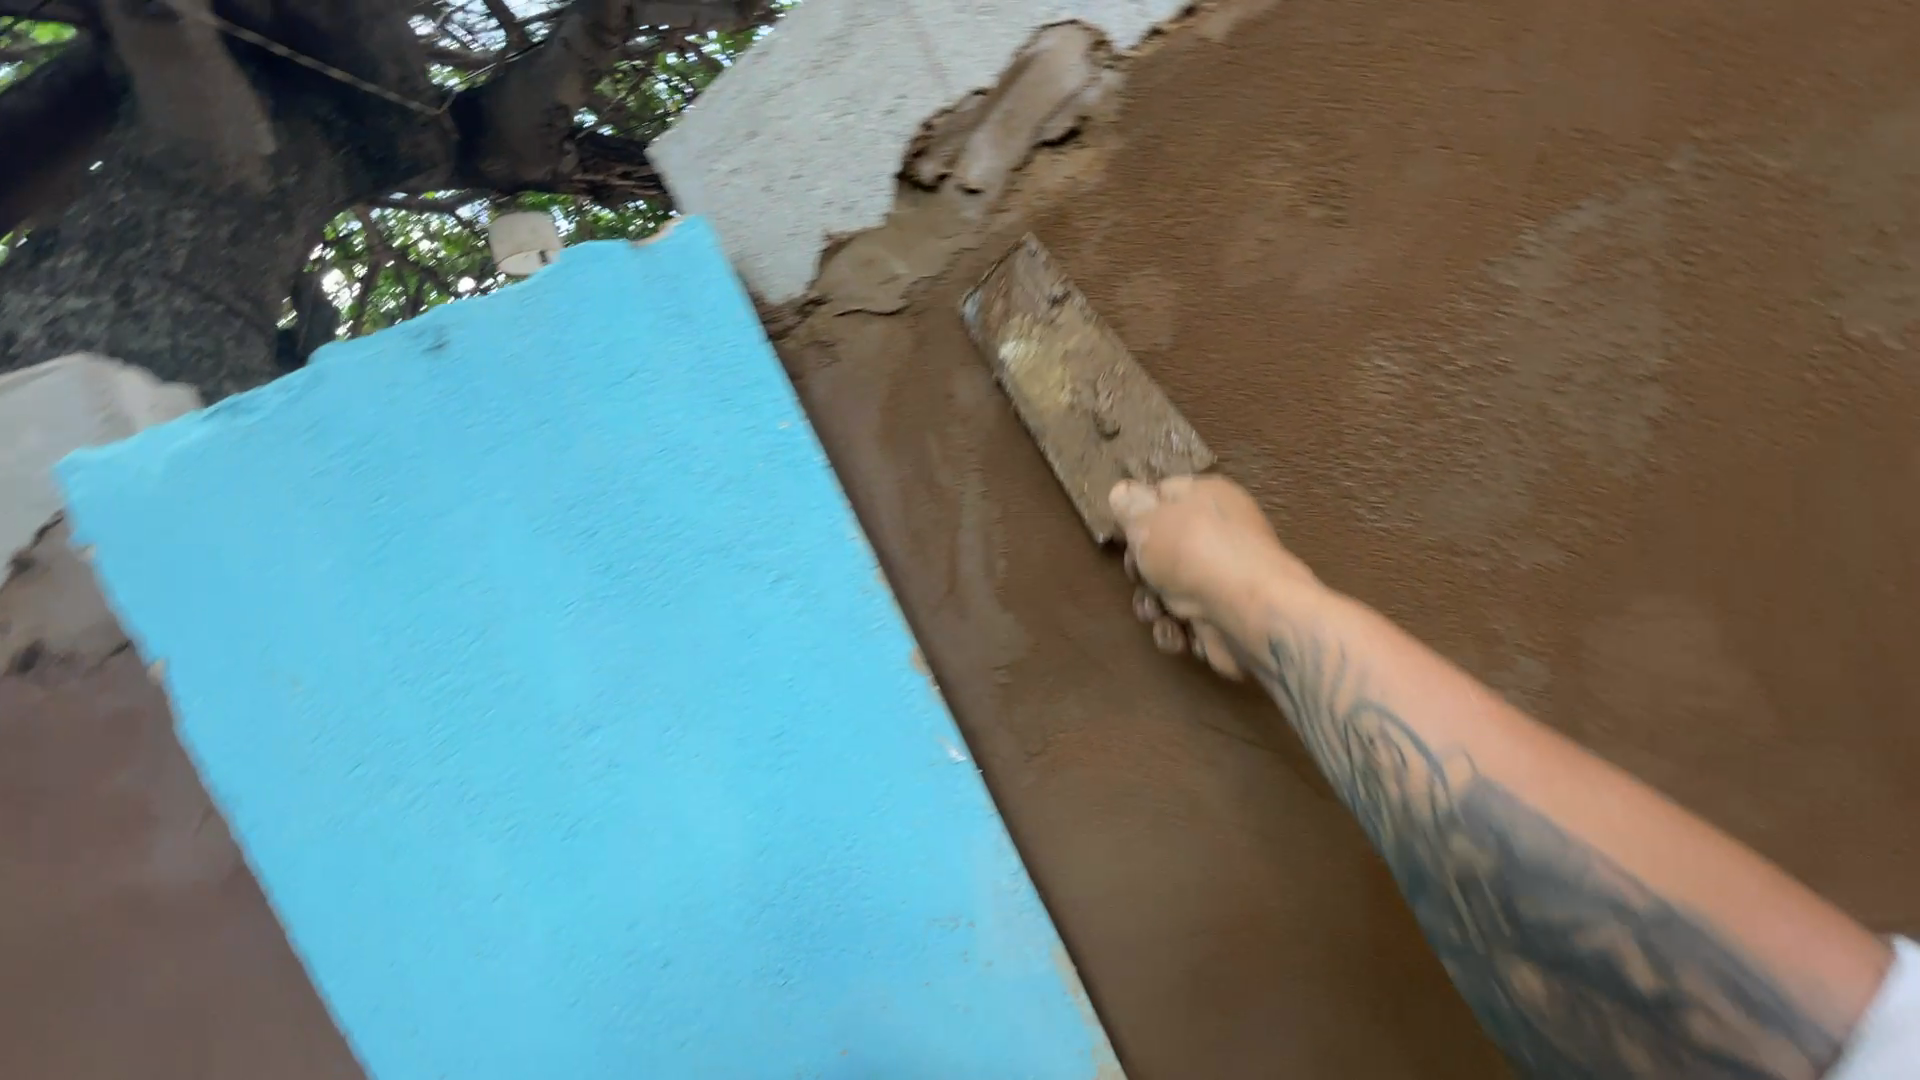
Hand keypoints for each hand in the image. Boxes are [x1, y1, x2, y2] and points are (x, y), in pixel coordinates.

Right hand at [1109, 475, 1318, 679]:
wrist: (1248, 612)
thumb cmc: (1194, 552)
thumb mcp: (1148, 518)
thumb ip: (1129, 506)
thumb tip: (1122, 491)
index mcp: (1207, 497)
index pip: (1163, 495)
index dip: (1138, 514)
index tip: (1123, 534)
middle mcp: (1219, 533)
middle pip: (1162, 548)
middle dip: (1142, 569)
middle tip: (1139, 576)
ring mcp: (1224, 577)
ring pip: (1170, 588)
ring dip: (1154, 605)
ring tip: (1156, 613)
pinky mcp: (1226, 615)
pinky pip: (1188, 619)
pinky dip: (1177, 629)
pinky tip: (1178, 633)